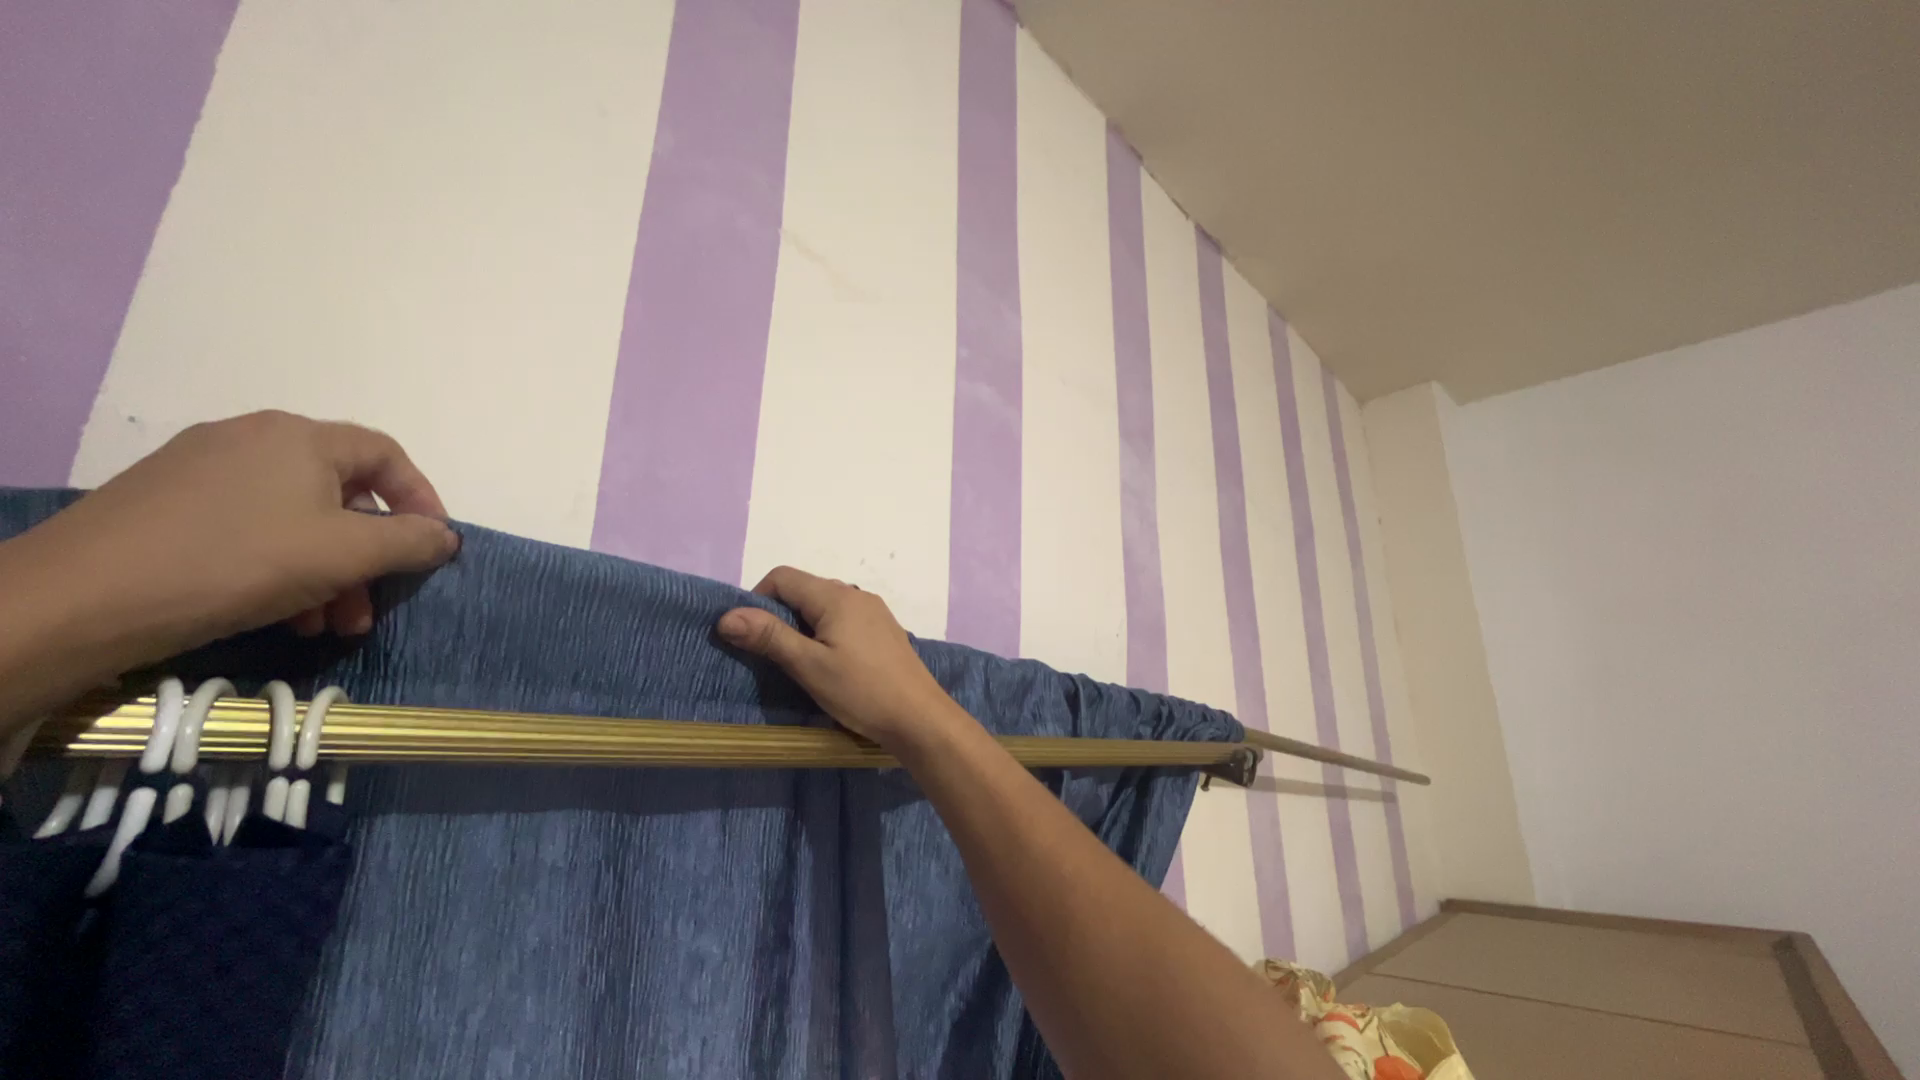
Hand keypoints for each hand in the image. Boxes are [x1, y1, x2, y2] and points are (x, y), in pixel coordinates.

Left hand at [0, 411, 458, 711]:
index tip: (433, 546)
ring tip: (329, 624)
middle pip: (341, 493)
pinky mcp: (167, 503)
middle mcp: (253, 439)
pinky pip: (251, 527)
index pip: (387, 455)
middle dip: (369, 554)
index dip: (422, 499)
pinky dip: (282, 566)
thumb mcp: (347, 554)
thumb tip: (445, 535)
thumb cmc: (240, 561)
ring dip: (329, 571)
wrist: (83, 598)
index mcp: (300, 437)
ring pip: (297, 517)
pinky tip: (282, 614)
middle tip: (375, 602)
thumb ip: (410, 541)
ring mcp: (202, 469)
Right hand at [716, 566, 965, 749]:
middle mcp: (856, 594)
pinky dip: (826, 633)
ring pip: (825, 606)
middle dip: (780, 614)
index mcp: (836, 596)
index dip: (757, 599)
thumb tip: (726, 616)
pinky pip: (845, 620)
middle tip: (771, 654)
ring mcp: (874, 612)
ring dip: (803, 626)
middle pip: (804, 589)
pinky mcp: (884, 631)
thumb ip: (769, 637)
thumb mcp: (809, 666)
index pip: (782, 577)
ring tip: (799, 663)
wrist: (920, 718)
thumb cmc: (862, 691)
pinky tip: (830, 665)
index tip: (750, 635)